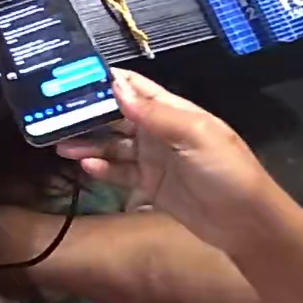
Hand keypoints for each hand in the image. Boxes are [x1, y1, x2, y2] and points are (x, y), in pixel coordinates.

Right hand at [55, 69, 280, 244]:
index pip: (133, 87)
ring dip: (88, 143)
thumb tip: (115, 86)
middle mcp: (157, 130)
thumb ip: (154, 113)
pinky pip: (119, 172)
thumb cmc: (227, 171)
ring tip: (61, 144)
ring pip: (112, 145)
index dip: (104, 80)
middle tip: (55, 113)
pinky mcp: (148, 184)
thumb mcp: (195, 135)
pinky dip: (101, 169)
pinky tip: (86, 167)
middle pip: (115, 115)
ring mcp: (152, 158)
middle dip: (87, 113)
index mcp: (171, 110)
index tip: (71, 77)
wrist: (248, 226)